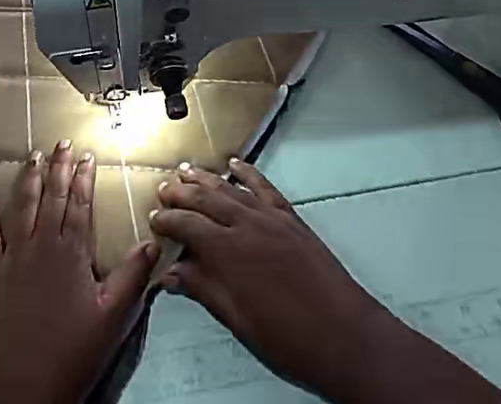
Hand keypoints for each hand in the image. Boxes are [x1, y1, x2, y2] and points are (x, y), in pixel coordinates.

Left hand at [0, 139, 158, 403]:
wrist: (23, 387)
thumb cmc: (72, 353)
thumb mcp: (112, 317)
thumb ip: (132, 276)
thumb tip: (152, 242)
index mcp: (72, 252)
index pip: (80, 205)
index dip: (84, 178)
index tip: (87, 157)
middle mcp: (42, 244)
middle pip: (52, 197)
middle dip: (59, 167)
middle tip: (62, 144)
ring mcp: (13, 255)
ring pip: (23, 206)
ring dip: (30, 179)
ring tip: (34, 156)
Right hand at [150, 159, 500, 403]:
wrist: (347, 337)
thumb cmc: (289, 338)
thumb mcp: (238, 320)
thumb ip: (203, 289)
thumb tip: (171, 273)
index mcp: (229, 252)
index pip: (187, 225)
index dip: (167, 221)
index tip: (153, 220)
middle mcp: (246, 225)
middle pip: (205, 199)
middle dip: (180, 192)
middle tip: (162, 189)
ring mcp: (270, 217)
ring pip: (229, 188)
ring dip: (205, 177)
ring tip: (186, 170)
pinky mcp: (291, 217)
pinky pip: (264, 186)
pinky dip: (247, 172)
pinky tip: (234, 163)